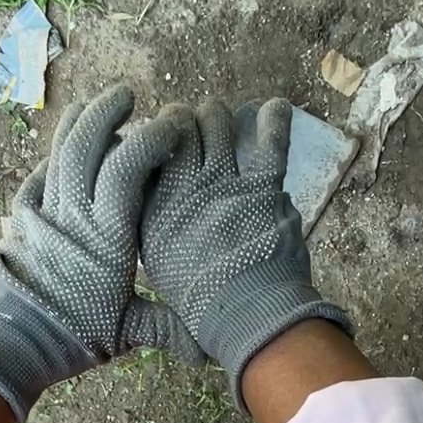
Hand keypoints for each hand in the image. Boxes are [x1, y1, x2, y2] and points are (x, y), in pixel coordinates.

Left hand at [0, 85, 198, 421]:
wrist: (13, 343)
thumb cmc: (75, 338)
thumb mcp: (127, 333)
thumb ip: (167, 327)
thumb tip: (205, 348)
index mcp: (106, 236)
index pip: (126, 168)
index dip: (150, 139)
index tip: (171, 126)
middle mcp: (74, 214)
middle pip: (87, 144)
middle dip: (109, 112)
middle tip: (128, 96)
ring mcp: (44, 211)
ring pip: (59, 151)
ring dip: (79, 122)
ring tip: (96, 104)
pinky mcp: (23, 218)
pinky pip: (38, 173)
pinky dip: (54, 153)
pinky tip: (64, 146)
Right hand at [139, 98, 350, 404]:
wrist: (248, 315)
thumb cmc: (201, 304)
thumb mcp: (161, 269)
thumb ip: (154, 230)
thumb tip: (150, 205)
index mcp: (157, 210)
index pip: (149, 153)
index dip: (156, 137)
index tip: (162, 135)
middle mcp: (187, 189)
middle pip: (181, 130)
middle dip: (183, 119)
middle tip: (188, 122)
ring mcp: (227, 183)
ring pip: (218, 126)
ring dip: (217, 115)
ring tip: (217, 115)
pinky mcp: (264, 186)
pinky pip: (270, 142)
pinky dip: (273, 120)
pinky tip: (273, 107)